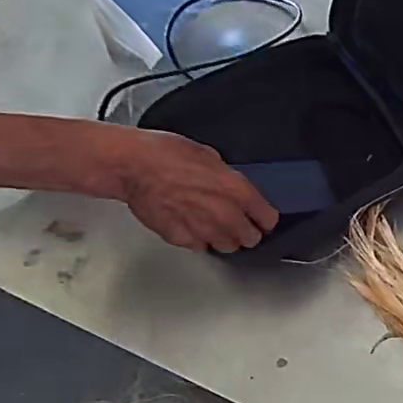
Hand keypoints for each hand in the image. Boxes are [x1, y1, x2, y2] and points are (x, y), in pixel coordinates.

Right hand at [111, 128, 277, 251]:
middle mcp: (226, 215)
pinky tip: (190, 225)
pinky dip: (198, 240)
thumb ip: (227, 177)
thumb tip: (231, 186)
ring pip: (227, 247)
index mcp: (237, 191)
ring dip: (223, 238)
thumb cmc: (165, 154)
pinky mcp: (184, 239)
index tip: (260, 218)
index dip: (264, 218)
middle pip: (251, 239)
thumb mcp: (209, 156)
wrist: (134, 166)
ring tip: (212, 225)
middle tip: (237, 223)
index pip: (268, 219)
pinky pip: (200, 247)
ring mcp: (205, 230)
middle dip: (246, 232)